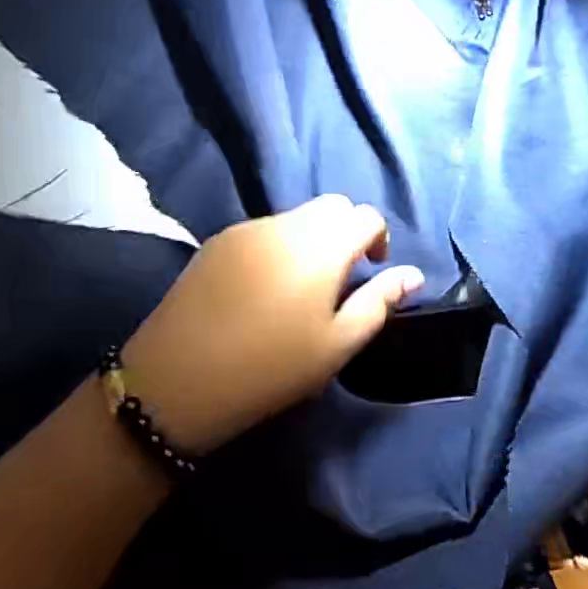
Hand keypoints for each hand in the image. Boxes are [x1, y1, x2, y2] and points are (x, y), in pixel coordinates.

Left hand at [118, 195, 424, 454]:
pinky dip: (281, 244)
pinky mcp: (217, 241)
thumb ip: (380, 301)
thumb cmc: (270, 368)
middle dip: (347, 231)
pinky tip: (265, 287)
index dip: (378, 238)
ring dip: (313, 237)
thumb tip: (412, 274)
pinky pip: (265, 229)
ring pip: (297, 216)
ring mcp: (247, 229)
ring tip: (302, 285)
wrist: (175, 383)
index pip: (365, 216)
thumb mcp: (337, 343)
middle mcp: (286, 224)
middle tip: (342, 276)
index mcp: (321, 246)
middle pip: (332, 206)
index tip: (371, 270)